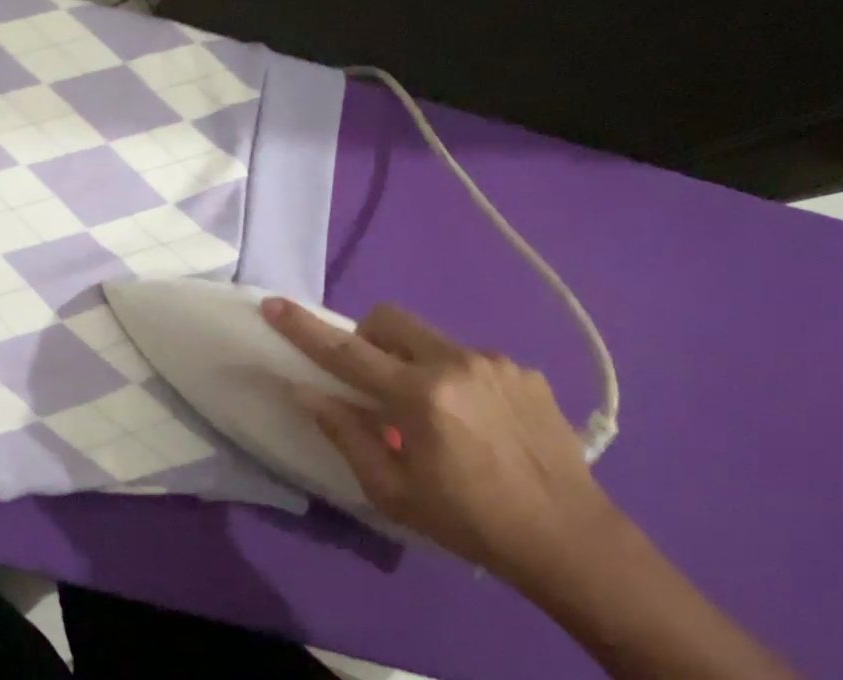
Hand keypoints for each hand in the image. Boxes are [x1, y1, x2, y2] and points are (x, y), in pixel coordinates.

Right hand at [262, 299, 615, 584]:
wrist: (569, 538)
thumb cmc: (470, 521)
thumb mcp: (393, 491)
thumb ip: (346, 434)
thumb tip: (308, 391)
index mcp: (420, 395)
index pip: (347, 352)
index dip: (304, 328)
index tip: (273, 304)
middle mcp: (456, 363)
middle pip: (390, 320)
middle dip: (368, 338)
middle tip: (372, 381)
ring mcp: (495, 362)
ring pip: (431, 340)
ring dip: (415, 363)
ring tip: (436, 415)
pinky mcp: (524, 371)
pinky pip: (471, 360)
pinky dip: (456, 380)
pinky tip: (478, 423)